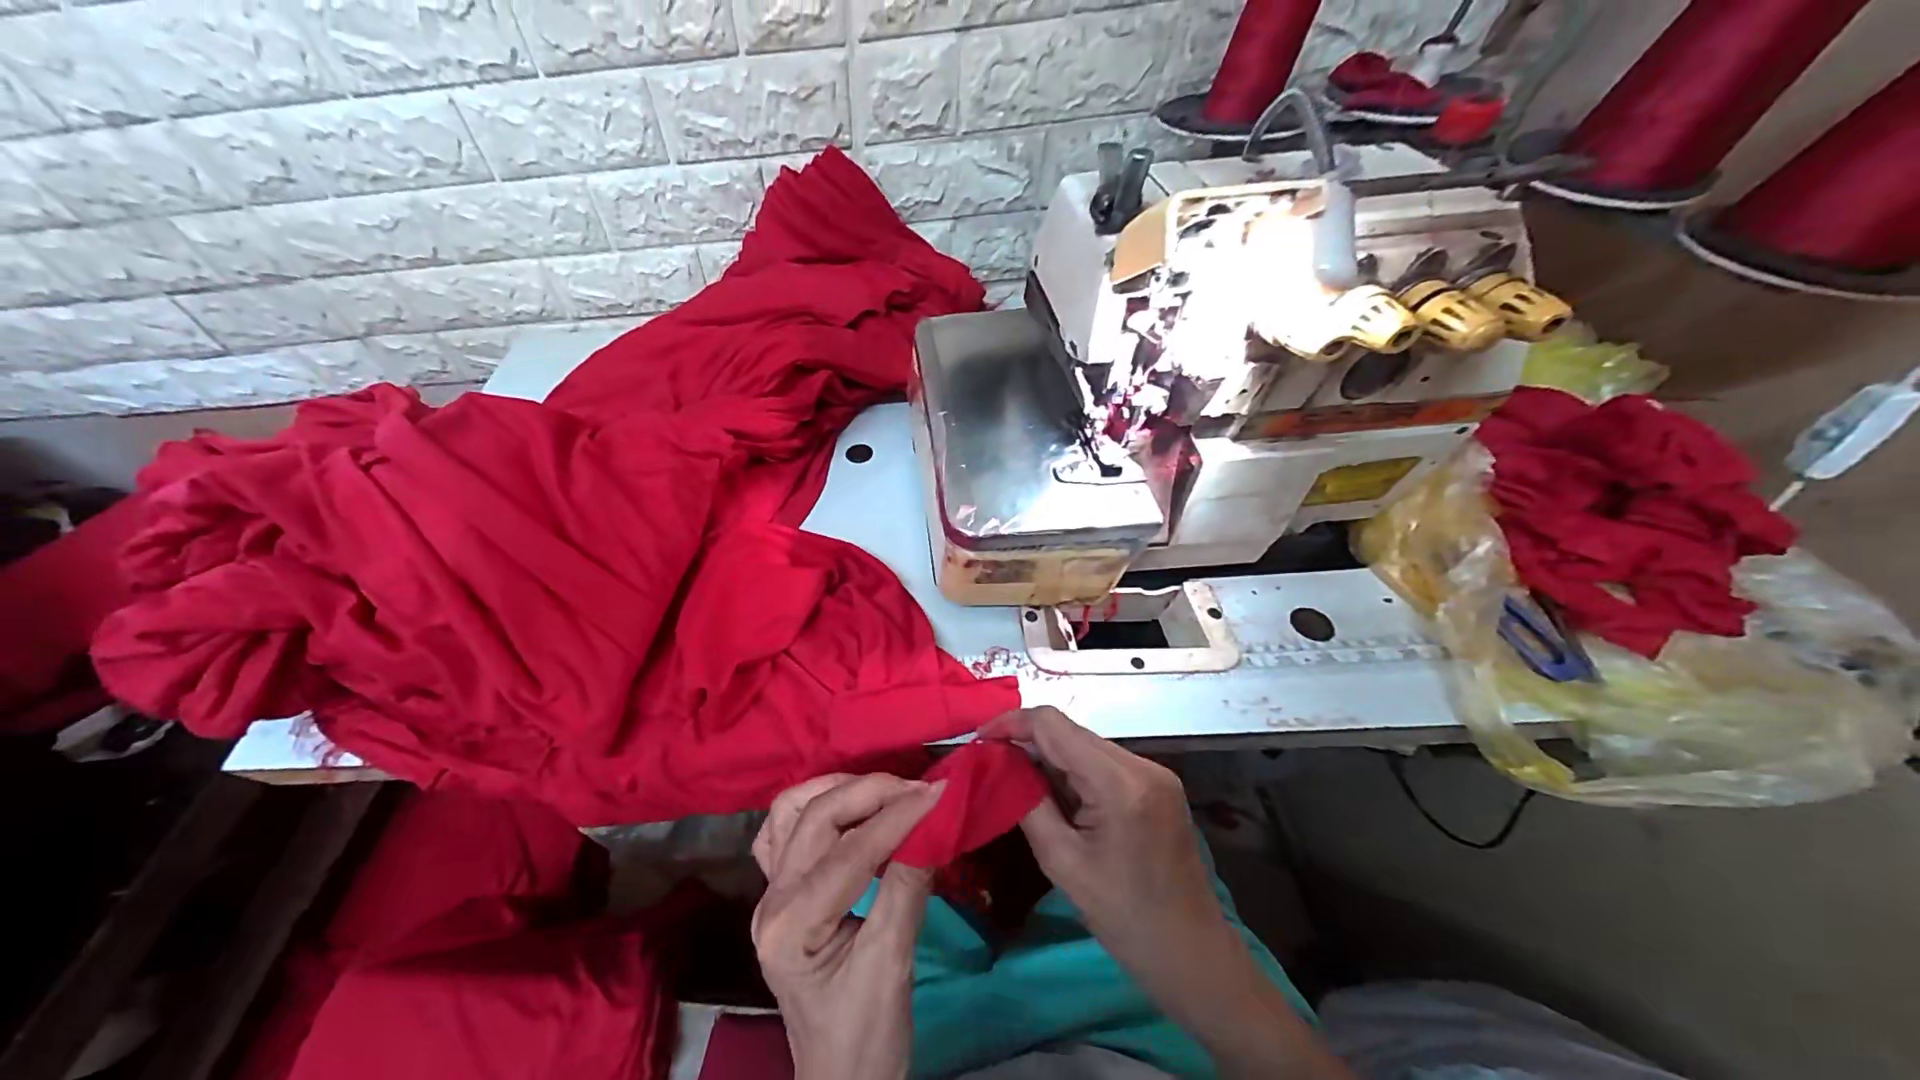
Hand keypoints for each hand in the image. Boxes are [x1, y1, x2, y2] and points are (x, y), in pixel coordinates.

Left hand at [751, 773, 942, 1079]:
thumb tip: (935, 821)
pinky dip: (819, 807)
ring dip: (838, 790)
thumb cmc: (868, 1035)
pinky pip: (786, 830)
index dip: (898, 816)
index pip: (850, 852)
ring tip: (887, 791)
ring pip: (791, 812)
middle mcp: (769, 901)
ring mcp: (769, 893)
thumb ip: (908, 885)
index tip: (940, 791)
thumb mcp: (893, 963)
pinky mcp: (781, 891)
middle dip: (870, 793)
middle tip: (919, 790)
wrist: (843, 1078)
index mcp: (789, 927)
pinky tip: (850, 809)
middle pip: (815, 819)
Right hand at [997, 707, 1352, 1079]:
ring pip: (1086, 745)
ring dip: (1050, 757)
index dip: (1011, 723)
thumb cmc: (1123, 918)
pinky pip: (1104, 763)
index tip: (979, 741)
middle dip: (1027, 741)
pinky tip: (1054, 794)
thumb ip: (1027, 802)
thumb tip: (1000, 763)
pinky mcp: (1159, 786)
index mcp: (1119, 782)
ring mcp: (1155, 773)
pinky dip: (1074, 771)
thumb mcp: (1062, 862)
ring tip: (1016, 781)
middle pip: (1071, 731)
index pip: (1053, 725)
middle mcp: (1142, 765)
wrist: (1193, 954)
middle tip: (990, 764)